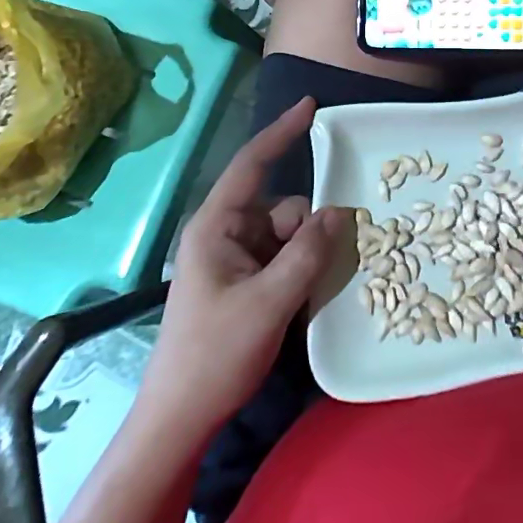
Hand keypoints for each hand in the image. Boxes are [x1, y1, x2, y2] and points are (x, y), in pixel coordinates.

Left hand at [136, 98, 345, 437]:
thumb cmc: (215, 354)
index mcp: (216, 225)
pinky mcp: (244, 284)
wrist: (182, 415)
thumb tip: (338, 212)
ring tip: (322, 290)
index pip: (252, 164)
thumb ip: (306, 255)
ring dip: (310, 254)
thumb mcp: (268, 304)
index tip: (311, 107)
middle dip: (312, 227)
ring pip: (288, 237)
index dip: (282, 133)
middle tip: (341, 255)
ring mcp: (235, 260)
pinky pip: (283, 261)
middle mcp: (225, 234)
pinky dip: (302, 271)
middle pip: (282, 209)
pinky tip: (313, 298)